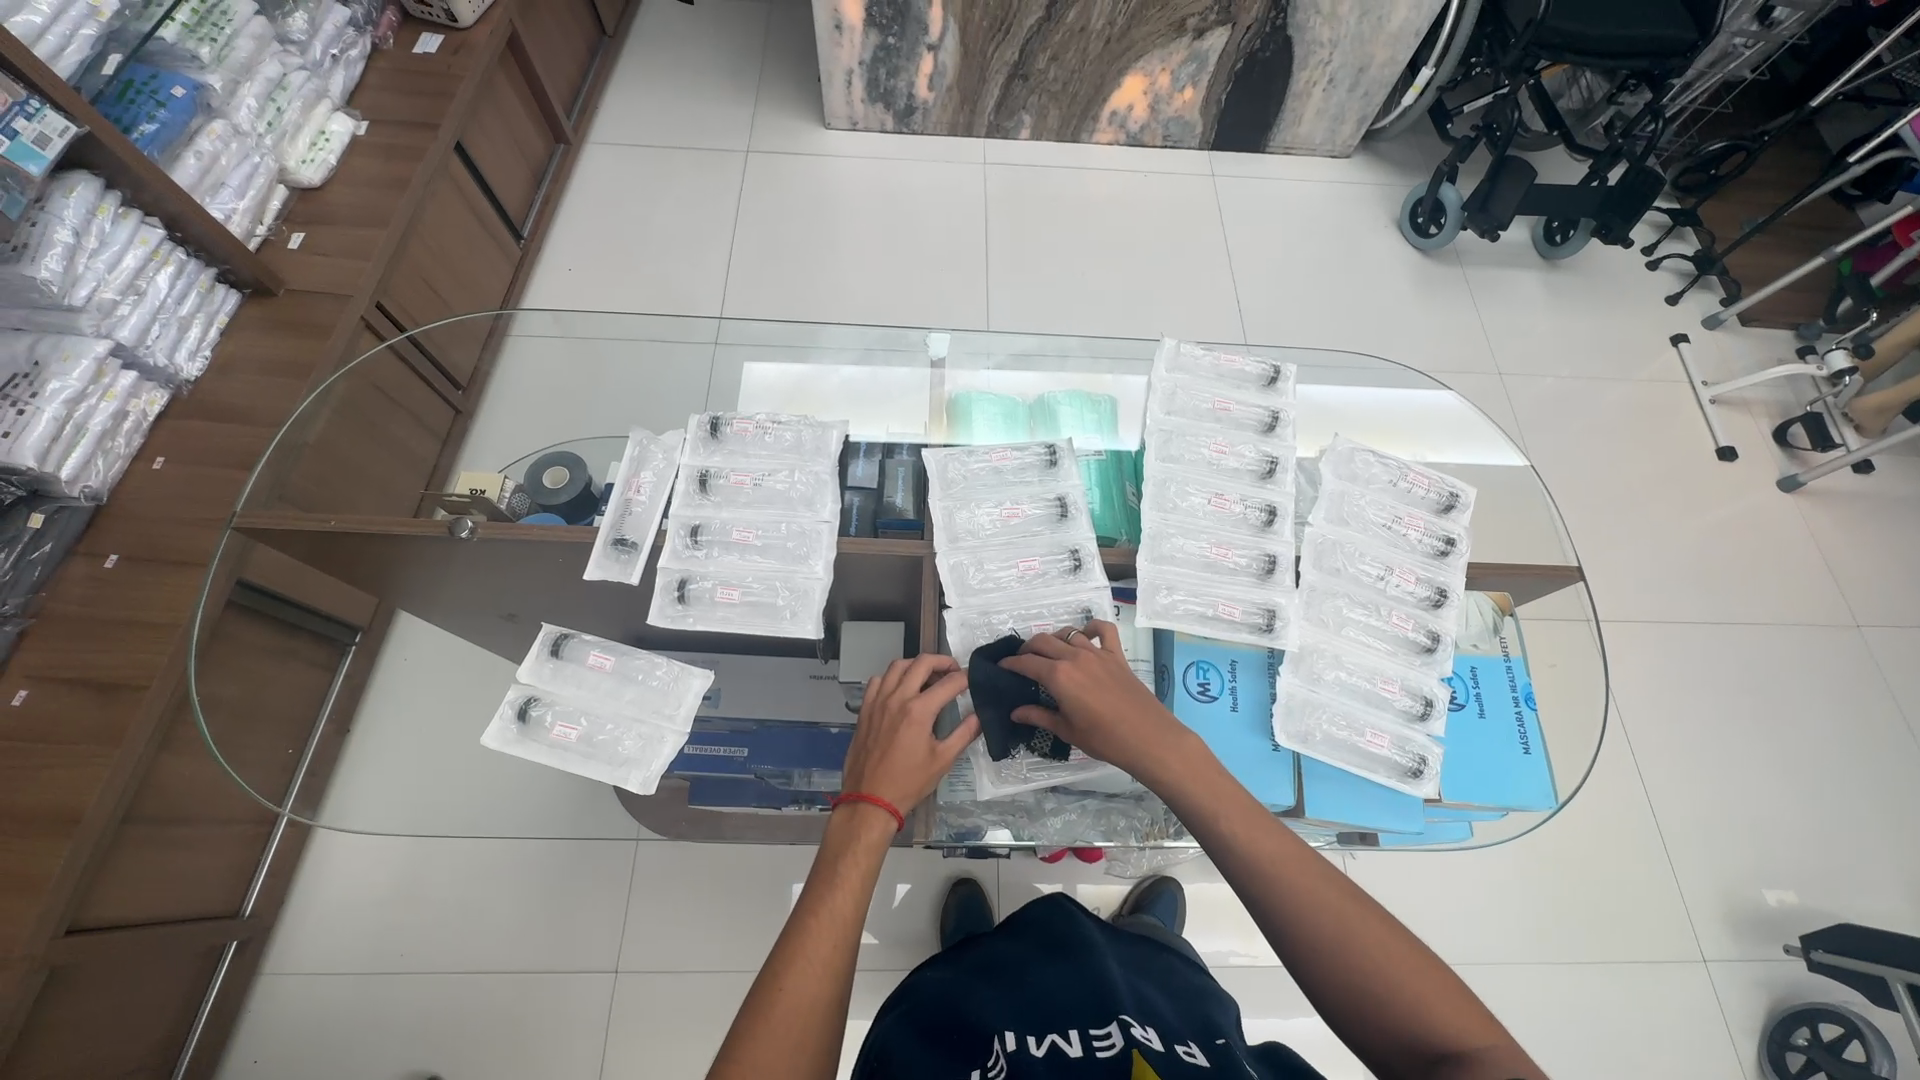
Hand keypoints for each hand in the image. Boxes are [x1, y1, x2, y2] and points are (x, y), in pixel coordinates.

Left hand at [840, 654, 979, 814]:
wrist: (869, 799)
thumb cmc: (909, 782)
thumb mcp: (943, 760)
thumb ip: (964, 733)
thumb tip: (981, 716)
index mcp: (919, 710)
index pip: (949, 683)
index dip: (966, 678)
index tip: (973, 679)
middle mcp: (897, 698)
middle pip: (922, 662)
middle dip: (942, 661)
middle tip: (953, 671)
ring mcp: (878, 701)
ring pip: (897, 666)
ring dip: (916, 665)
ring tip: (928, 677)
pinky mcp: (865, 709)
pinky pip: (878, 680)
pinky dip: (892, 677)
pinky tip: (900, 690)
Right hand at [998, 620, 1196, 782]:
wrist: (1147, 737)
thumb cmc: (1104, 739)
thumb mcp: (1066, 729)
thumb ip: (1039, 716)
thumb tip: (1015, 712)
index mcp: (1058, 676)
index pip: (1026, 663)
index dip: (1011, 664)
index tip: (1002, 666)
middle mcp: (1075, 657)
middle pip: (1043, 642)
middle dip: (1028, 648)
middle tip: (1022, 661)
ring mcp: (1097, 653)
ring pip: (1068, 634)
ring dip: (1054, 639)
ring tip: (1049, 652)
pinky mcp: (1116, 655)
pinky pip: (1103, 630)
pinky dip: (1091, 628)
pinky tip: (1085, 636)